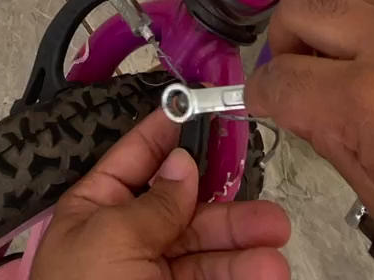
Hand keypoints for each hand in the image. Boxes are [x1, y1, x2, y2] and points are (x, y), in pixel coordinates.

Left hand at [30, 110, 290, 279]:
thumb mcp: (112, 238)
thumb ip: (153, 203)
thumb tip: (181, 162)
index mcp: (95, 210)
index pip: (133, 160)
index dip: (162, 135)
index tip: (191, 111)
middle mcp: (125, 240)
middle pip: (182, 212)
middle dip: (226, 210)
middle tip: (272, 213)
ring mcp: (150, 278)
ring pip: (203, 254)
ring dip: (241, 249)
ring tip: (279, 246)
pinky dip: (238, 277)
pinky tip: (265, 273)